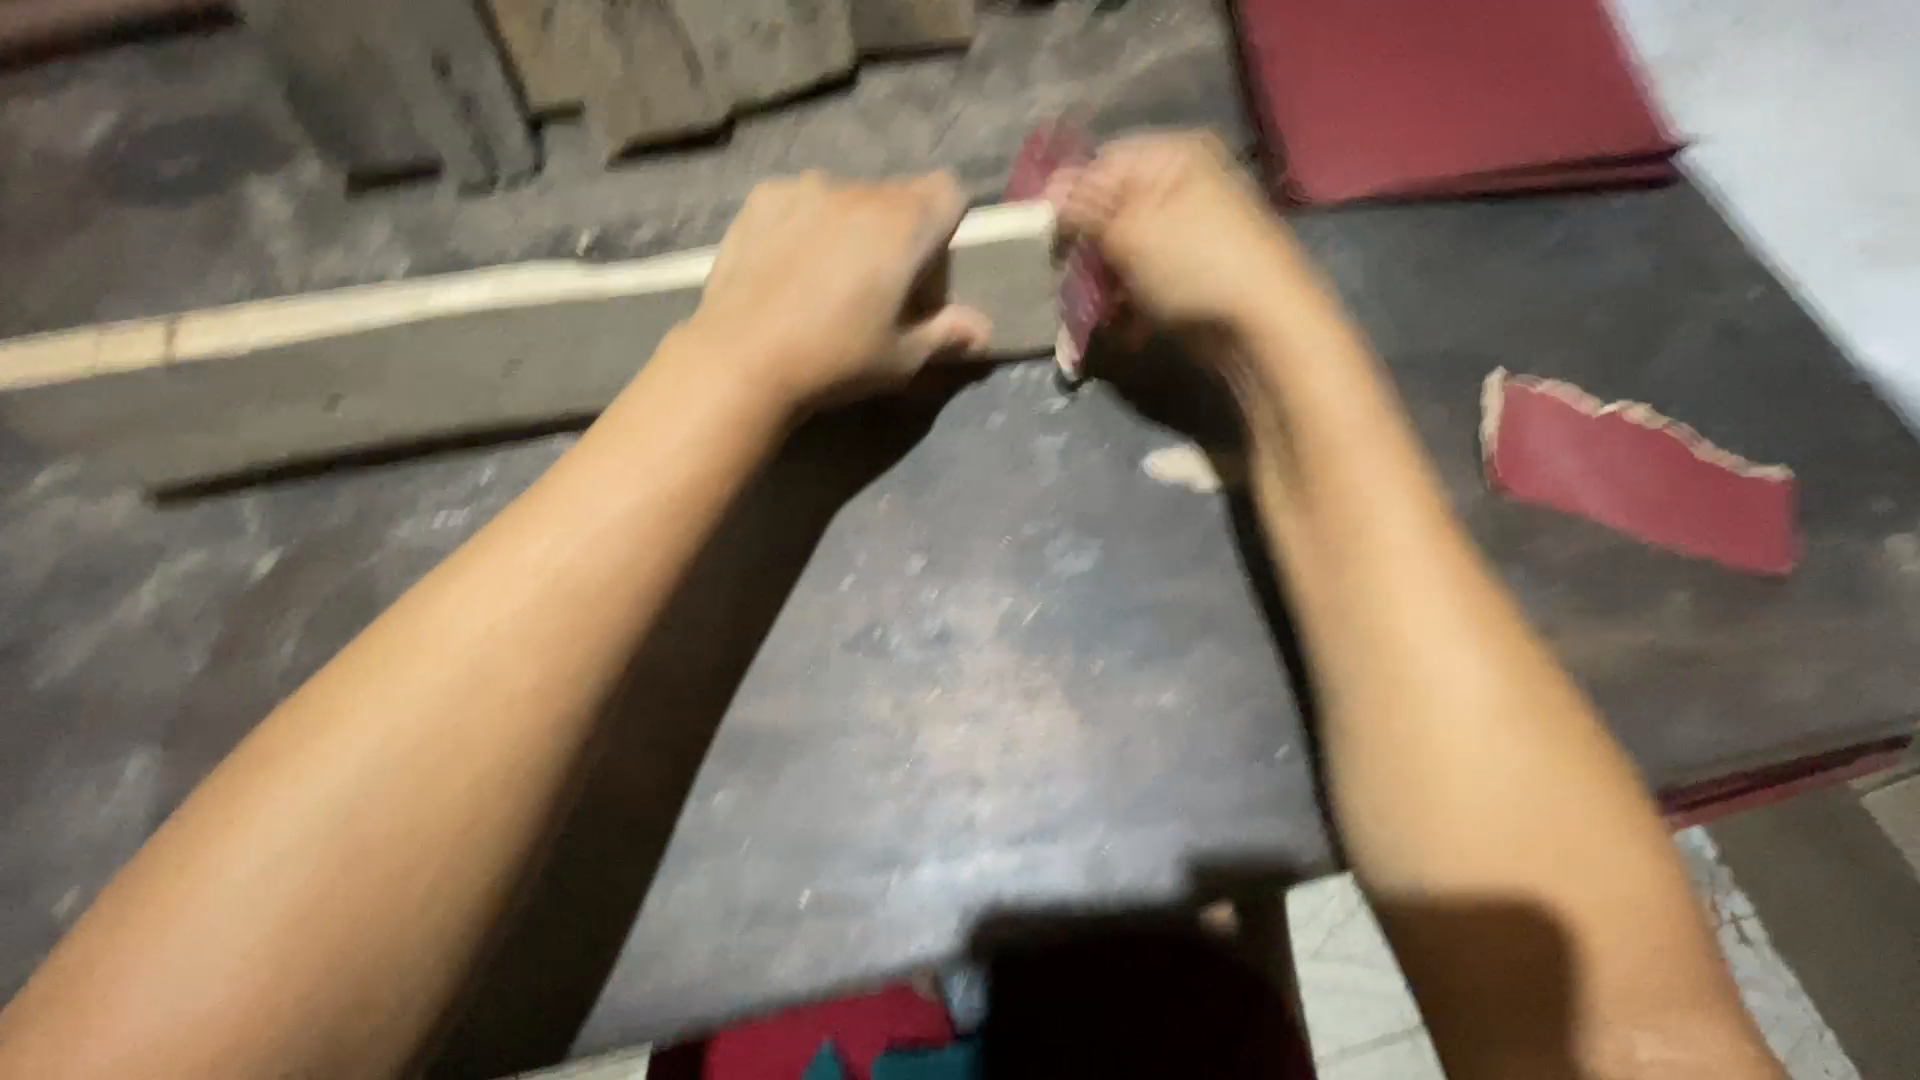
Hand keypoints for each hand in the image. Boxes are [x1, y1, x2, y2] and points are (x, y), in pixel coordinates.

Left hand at [681, 171, 992, 410]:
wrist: (741, 359)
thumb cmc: (836, 360)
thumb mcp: (902, 357)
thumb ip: (947, 333)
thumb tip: (983, 328)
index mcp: (903, 223)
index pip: (949, 190)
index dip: (947, 225)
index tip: (929, 267)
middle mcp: (858, 191)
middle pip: (897, 195)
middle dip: (899, 230)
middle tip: (879, 284)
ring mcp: (804, 190)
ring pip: (847, 197)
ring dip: (850, 226)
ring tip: (825, 276)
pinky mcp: (761, 199)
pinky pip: (801, 201)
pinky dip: (805, 224)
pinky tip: (787, 266)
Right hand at [1049, 132, 1305, 334]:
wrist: (1263, 325)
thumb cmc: (1194, 262)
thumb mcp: (1129, 229)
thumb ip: (1083, 208)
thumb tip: (1048, 190)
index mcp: (1172, 157)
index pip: (1101, 165)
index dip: (1068, 198)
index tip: (1041, 236)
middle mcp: (1182, 188)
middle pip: (1110, 213)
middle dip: (1084, 252)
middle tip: (1064, 280)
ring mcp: (1189, 236)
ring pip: (1123, 255)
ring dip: (1102, 287)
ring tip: (1092, 314)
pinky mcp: (1192, 278)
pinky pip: (1144, 284)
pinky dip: (1128, 306)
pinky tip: (1121, 329)